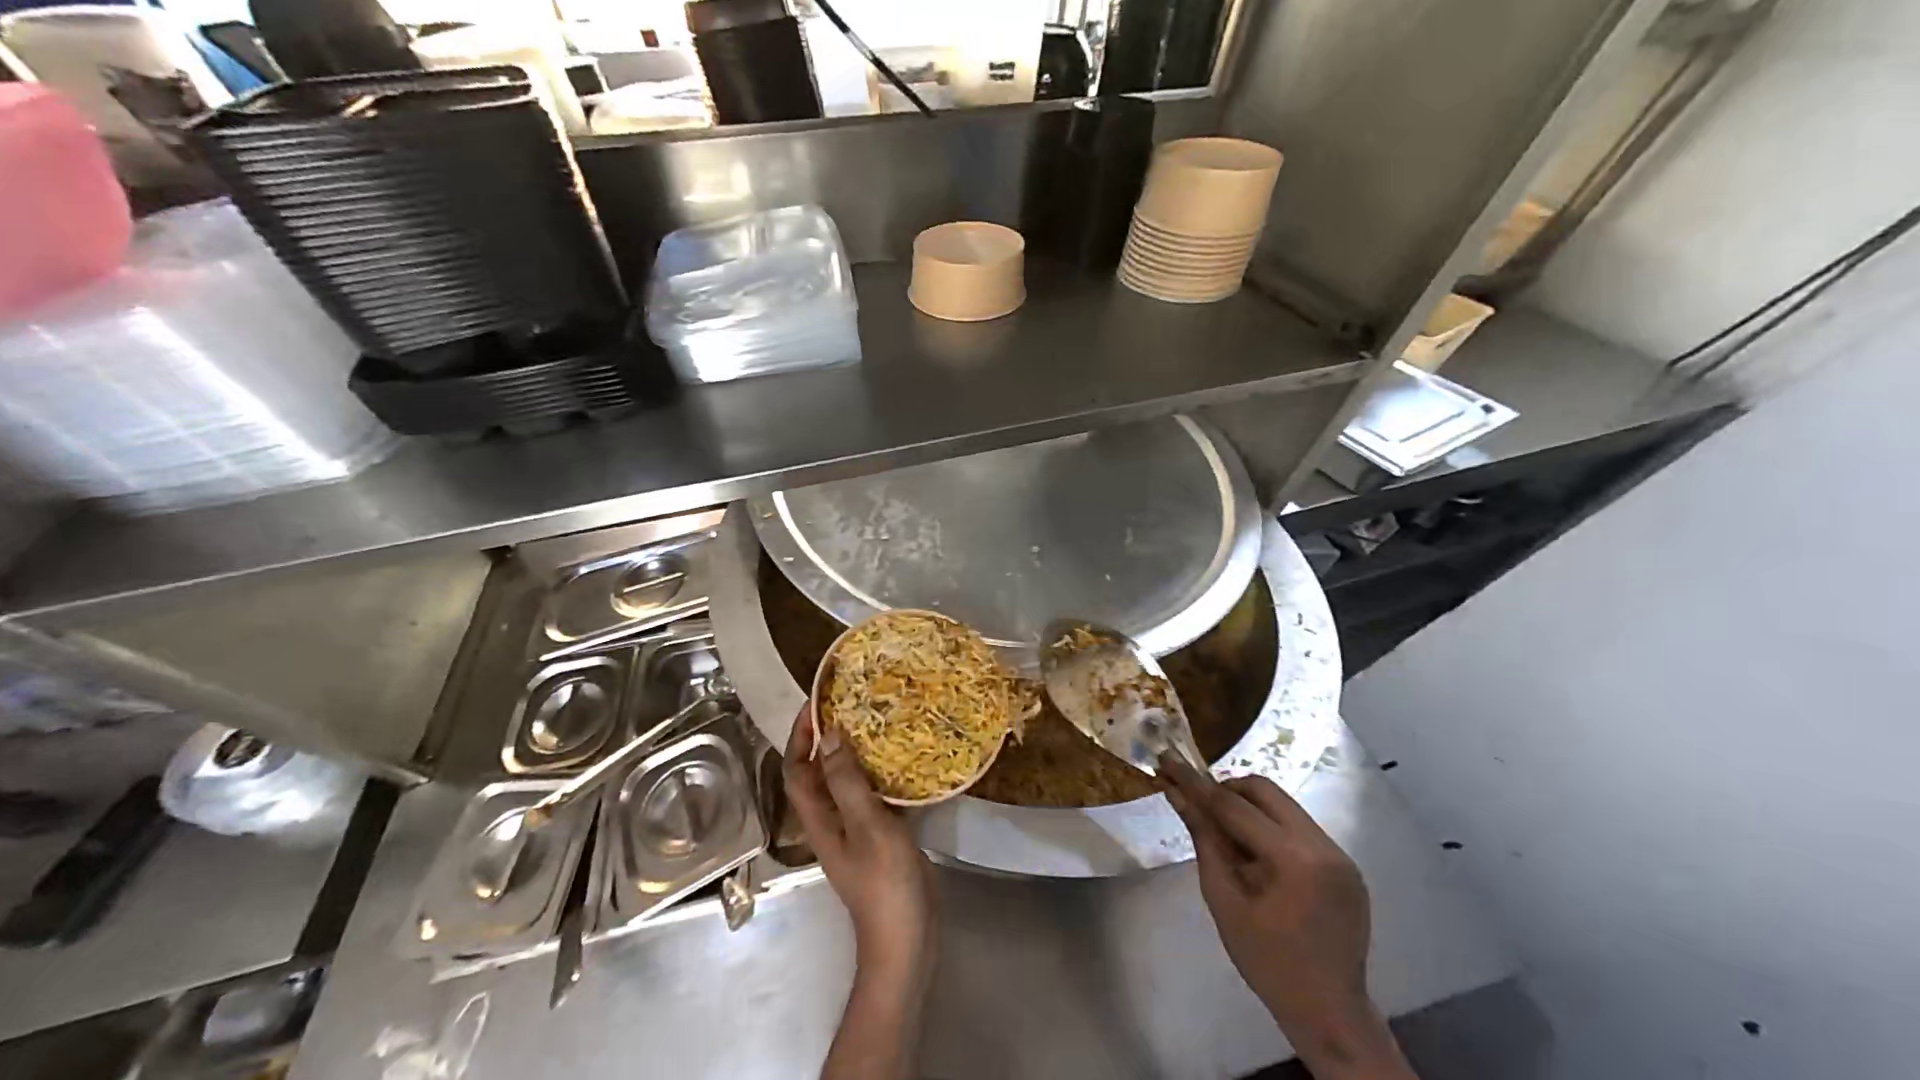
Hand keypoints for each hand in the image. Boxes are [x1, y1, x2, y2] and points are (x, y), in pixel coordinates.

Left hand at [783, 704, 934, 985]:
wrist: (905, 939)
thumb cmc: (883, 883)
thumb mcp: (868, 826)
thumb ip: (848, 782)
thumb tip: (830, 734)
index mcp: (818, 818)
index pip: (797, 767)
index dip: (799, 735)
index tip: (817, 702)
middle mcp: (831, 820)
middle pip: (818, 771)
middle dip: (826, 737)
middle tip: (851, 704)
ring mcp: (855, 830)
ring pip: (845, 781)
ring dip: (854, 752)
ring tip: (877, 722)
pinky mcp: (878, 836)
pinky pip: (871, 795)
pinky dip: (879, 773)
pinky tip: (903, 761)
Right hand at [1162, 762, 1414, 1079]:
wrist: (1329, 1011)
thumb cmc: (1266, 961)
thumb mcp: (1224, 900)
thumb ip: (1204, 841)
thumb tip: (1178, 796)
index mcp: (1294, 859)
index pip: (1235, 806)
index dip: (1196, 784)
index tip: (1169, 763)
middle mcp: (1323, 845)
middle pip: (1265, 790)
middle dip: (1226, 790)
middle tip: (1197, 803)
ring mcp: (1340, 853)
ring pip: (1284, 805)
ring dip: (1249, 807)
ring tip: (1225, 834)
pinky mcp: (1345, 864)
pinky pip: (1300, 827)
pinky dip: (1270, 827)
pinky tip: (1256, 856)